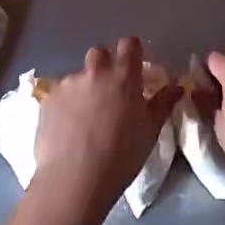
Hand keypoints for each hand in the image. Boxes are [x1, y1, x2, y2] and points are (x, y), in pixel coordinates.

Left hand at [33, 37, 176, 212]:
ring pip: (79, 76)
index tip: (135, 67)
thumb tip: (176, 87)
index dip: (132, 52)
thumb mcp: (150, 131)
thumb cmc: (121, 156)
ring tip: (87, 116)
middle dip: (106, 65)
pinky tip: (69, 127)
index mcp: (123, 76)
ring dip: (86, 87)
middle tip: (111, 91)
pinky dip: (67, 104)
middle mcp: (94, 72)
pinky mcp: (48, 100)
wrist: (73, 180)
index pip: (129, 44)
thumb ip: (163, 103)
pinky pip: (61, 94)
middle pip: (100, 53)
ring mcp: (68, 84)